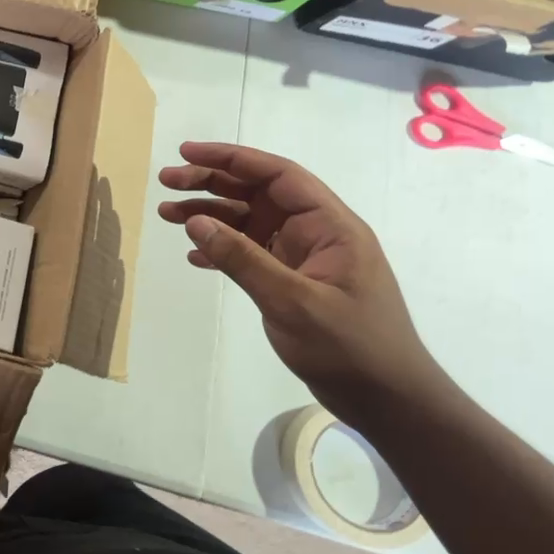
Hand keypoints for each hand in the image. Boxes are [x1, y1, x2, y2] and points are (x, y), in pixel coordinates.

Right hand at [158, 142, 452, 428]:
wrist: (388, 401)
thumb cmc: (350, 347)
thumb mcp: (292, 302)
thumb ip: (242, 259)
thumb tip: (195, 221)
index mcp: (331, 227)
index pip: (278, 176)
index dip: (232, 159)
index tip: (187, 152)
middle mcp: (317, 234)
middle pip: (258, 192)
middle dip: (211, 182)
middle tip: (166, 182)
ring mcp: (304, 257)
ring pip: (248, 220)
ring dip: (208, 214)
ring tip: (167, 214)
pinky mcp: (292, 280)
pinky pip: (249, 251)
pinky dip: (219, 247)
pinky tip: (193, 256)